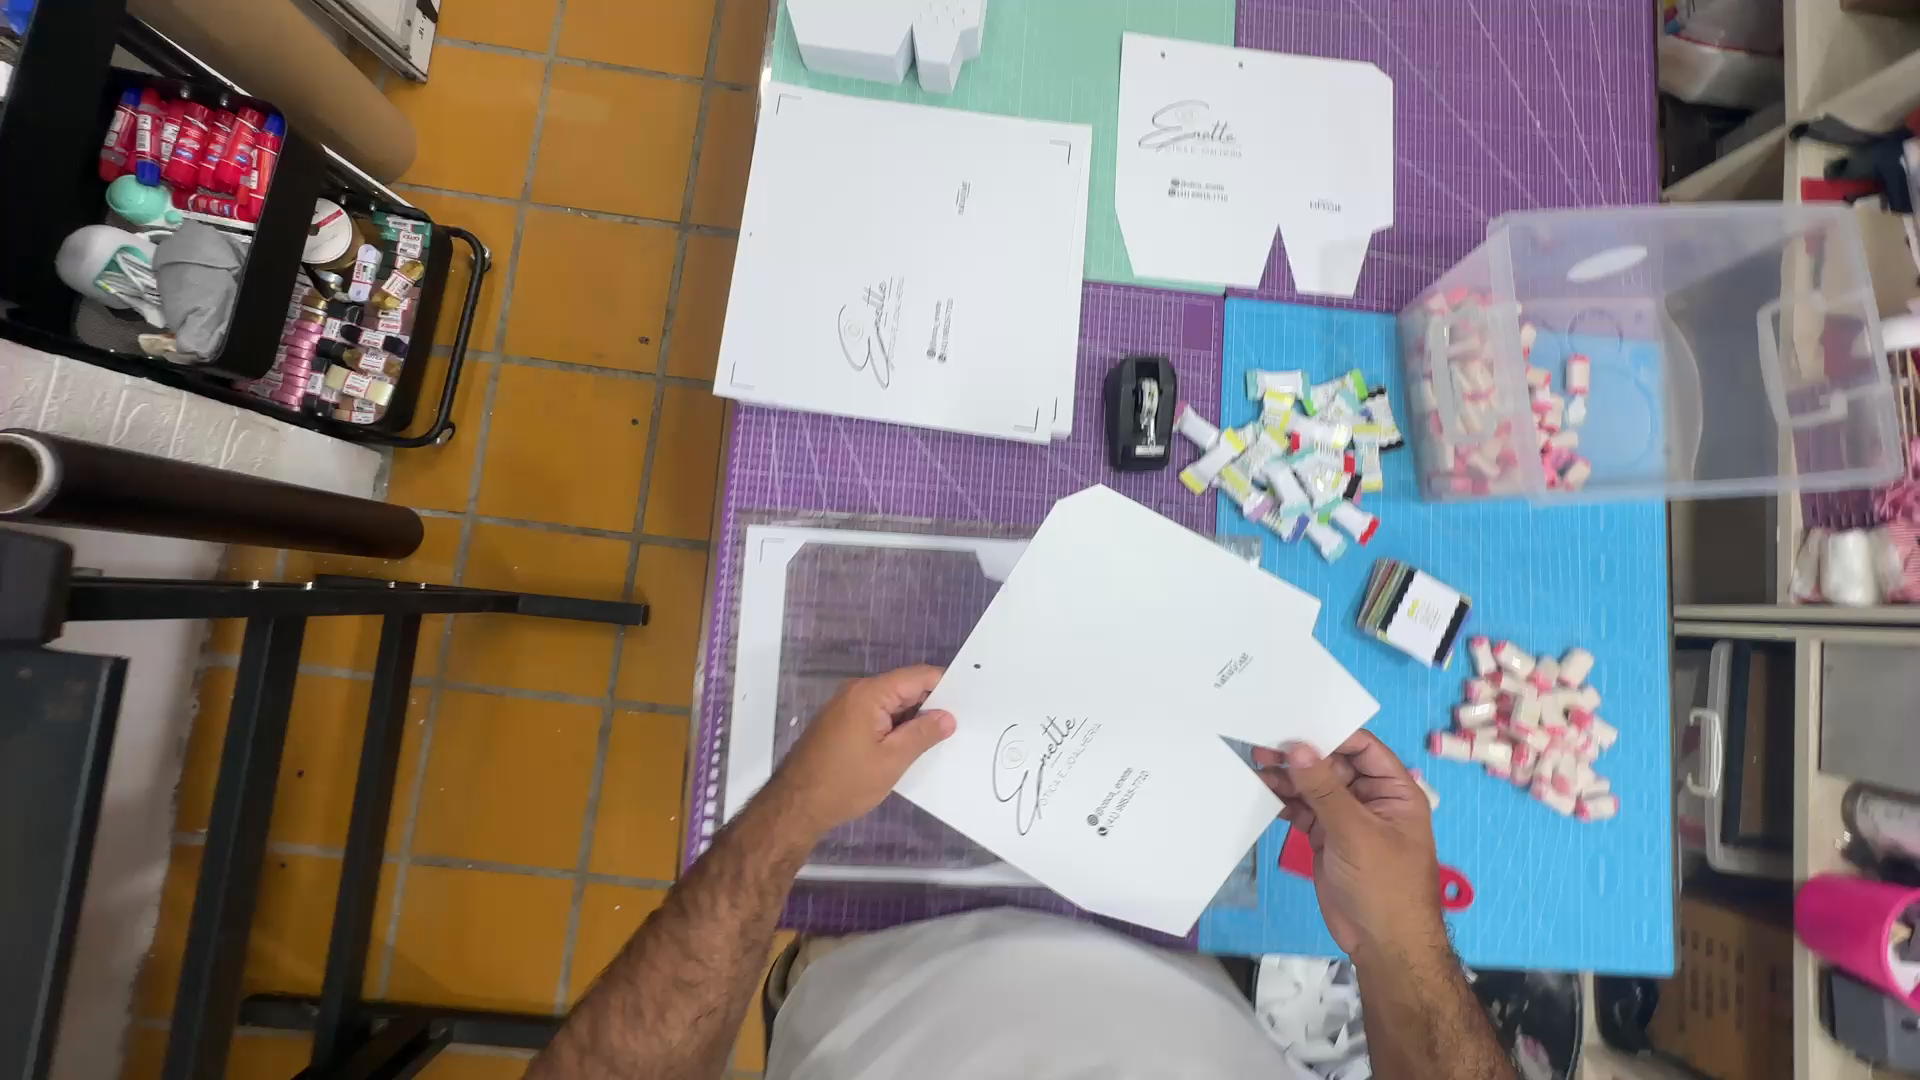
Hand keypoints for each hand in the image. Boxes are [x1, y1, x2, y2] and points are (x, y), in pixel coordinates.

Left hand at [766, 665, 955, 837]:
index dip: (944, 686)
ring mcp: (847, 706)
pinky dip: (894, 726)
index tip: (968, 701)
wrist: (795, 806)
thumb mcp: (892, 760)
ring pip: (891, 703)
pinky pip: (877, 714)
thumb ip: (923, 733)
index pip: (917, 676)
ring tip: (939, 737)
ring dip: (912, 718)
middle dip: (930, 704)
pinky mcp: (842, 722)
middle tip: (959, 724)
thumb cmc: (845, 783)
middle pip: (904, 688)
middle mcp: (857, 692)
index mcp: (870, 693)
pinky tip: (909, 746)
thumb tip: (948, 716)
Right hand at [1253, 731, 1444, 958]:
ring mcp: (1346, 816)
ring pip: (1312, 785)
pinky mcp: (1325, 834)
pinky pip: (1302, 807)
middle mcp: (1370, 797)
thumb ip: (1323, 788)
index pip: (1362, 748)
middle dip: (1300, 755)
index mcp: (1393, 791)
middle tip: (1264, 745)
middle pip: (1331, 763)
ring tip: (1256, 765)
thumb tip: (1296, 748)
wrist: (1383, 944)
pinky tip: (1262, 789)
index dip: (1330, 734)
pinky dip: (1283, 798)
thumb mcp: (1355, 832)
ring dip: (1287, 776)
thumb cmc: (1384, 885)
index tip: (1293, 724)